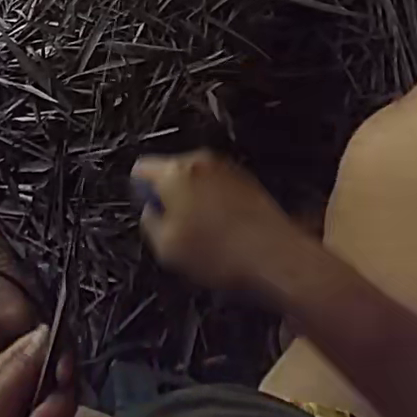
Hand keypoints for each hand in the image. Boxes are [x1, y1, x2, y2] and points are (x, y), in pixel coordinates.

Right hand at [131, 150, 308, 292]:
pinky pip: (218, 184)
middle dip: (170, 194)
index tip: (153, 213)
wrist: (276, 256)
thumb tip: (152, 211)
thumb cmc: (217, 254)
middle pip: (170, 170)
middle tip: (179, 229)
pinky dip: (216, 200)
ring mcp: (225, 166)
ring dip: (194, 197)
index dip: (140, 192)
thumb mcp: (167, 249)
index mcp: (174, 172)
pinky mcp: (246, 177)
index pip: (140, 169)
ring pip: (195, 178)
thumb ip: (149, 223)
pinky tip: (226, 228)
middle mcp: (198, 159)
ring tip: (207, 232)